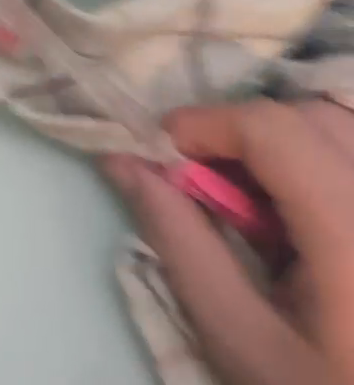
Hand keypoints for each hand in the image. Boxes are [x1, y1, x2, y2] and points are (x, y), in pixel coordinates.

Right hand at [104, 101, 353, 384]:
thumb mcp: (238, 333)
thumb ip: (179, 238)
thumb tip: (120, 160)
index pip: (276, 128)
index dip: (205, 124)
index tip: (164, 156)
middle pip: (321, 116)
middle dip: (248, 132)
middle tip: (215, 183)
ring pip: (352, 132)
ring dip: (294, 147)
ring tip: (269, 201)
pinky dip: (330, 169)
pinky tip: (312, 218)